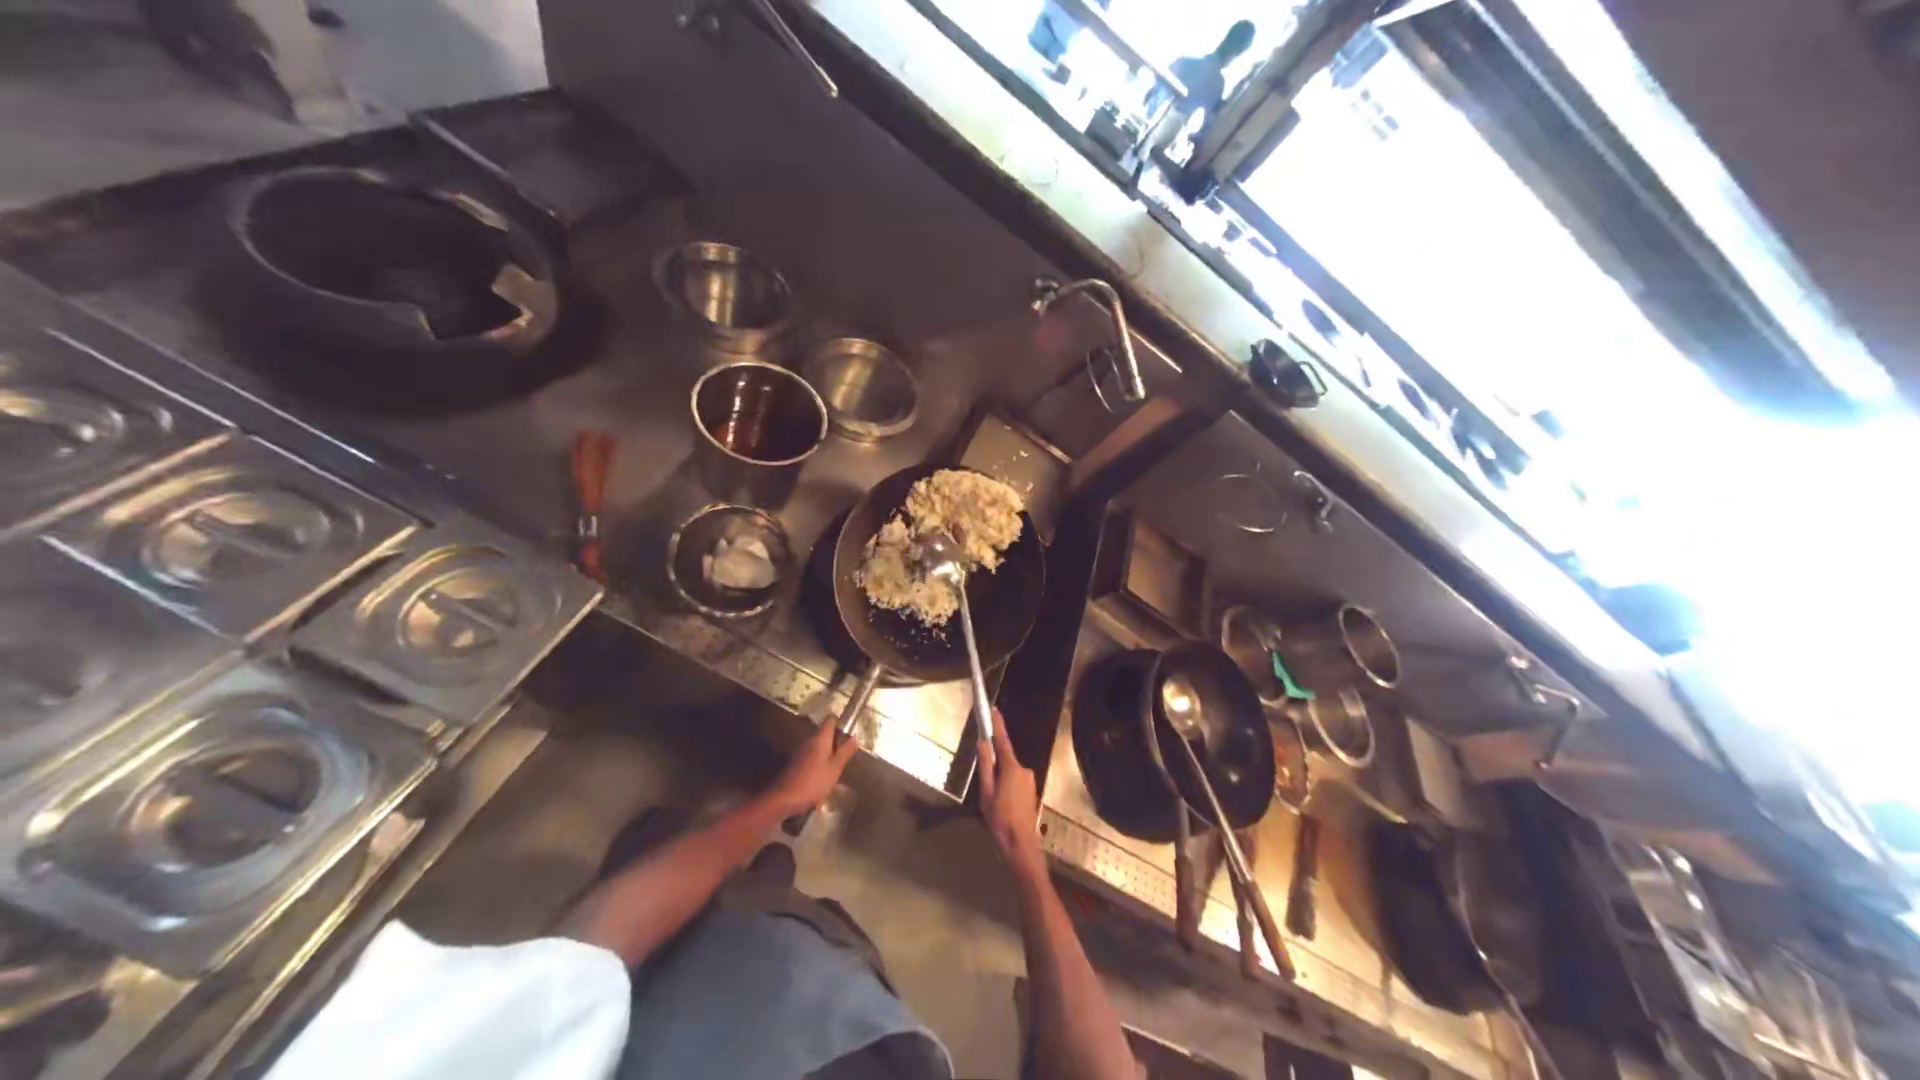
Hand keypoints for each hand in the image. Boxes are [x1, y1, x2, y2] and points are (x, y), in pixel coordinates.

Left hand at [765, 720, 860, 816]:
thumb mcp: (834, 769)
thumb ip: (845, 752)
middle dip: (836, 739)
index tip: (850, 728)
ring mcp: (800, 752)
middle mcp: (808, 741)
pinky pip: (811, 755)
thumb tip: (855, 737)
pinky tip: (824, 771)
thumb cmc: (813, 783)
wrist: (784, 799)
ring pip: (817, 745)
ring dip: (828, 750)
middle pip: (824, 733)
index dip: (840, 721)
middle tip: (848, 749)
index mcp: (820, 739)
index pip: (830, 721)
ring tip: (839, 761)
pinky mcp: (795, 763)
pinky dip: (819, 759)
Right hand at [976, 711, 1044, 877]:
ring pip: (1009, 772)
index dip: (998, 725)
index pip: (1002, 741)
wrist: (1021, 845)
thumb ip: (985, 766)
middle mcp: (1024, 770)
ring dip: (999, 780)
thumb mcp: (986, 793)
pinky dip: (1006, 787)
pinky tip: (1001, 805)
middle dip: (993, 766)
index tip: (994, 710)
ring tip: (992, 802)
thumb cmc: (1000, 819)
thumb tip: (983, 743)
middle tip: (984, 787)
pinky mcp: (1030, 791)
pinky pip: (1014, 781)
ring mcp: (1029, 781)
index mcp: (1011, 768)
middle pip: (1004, 759)